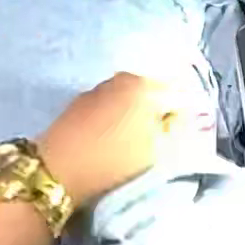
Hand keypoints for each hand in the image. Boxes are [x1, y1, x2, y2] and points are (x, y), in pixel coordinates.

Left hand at [36, 73, 192, 206]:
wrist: (60, 166)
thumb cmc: (114, 160)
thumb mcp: (157, 152)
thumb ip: (173, 131)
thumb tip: (178, 119)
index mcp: (145, 87)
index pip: (178, 94)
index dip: (184, 114)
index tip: (183, 134)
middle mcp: (122, 79)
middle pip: (153, 91)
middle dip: (160, 110)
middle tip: (162, 138)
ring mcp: (99, 87)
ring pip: (129, 95)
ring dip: (137, 111)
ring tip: (136, 139)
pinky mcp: (81, 99)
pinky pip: (110, 102)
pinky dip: (116, 114)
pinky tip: (113, 135)